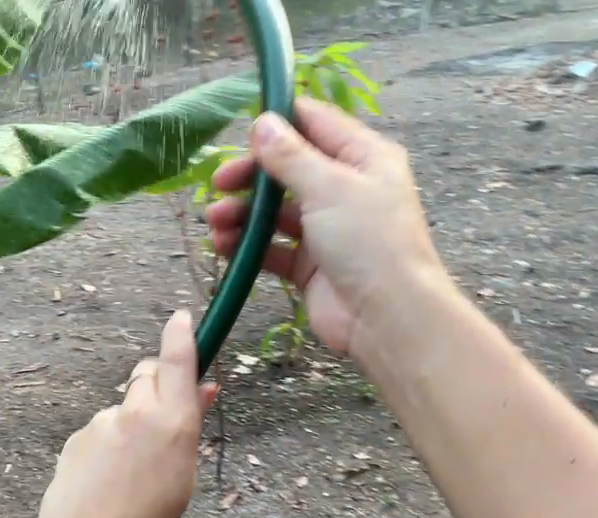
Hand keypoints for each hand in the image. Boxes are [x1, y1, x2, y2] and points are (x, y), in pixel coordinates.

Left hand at [32, 310, 216, 517]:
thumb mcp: (181, 475)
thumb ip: (187, 427)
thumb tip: (201, 390)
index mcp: (171, 422)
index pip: (176, 361)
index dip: (179, 335)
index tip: (180, 318)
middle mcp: (134, 413)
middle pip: (145, 375)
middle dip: (152, 384)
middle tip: (157, 415)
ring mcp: (99, 424)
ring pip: (118, 410)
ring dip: (125, 426)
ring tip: (124, 475)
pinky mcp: (74, 439)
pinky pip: (95, 433)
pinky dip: (101, 447)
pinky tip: (100, 481)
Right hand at [204, 98, 448, 358]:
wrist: (382, 315)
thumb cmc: (368, 241)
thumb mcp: (329, 188)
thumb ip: (291, 156)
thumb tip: (262, 122)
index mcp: (361, 157)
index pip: (315, 125)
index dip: (279, 124)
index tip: (242, 132)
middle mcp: (343, 189)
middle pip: (287, 171)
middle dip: (251, 176)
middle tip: (219, 184)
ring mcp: (323, 229)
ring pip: (274, 212)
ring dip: (242, 214)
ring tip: (214, 222)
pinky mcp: (306, 265)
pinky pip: (269, 248)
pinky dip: (245, 246)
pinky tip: (222, 246)